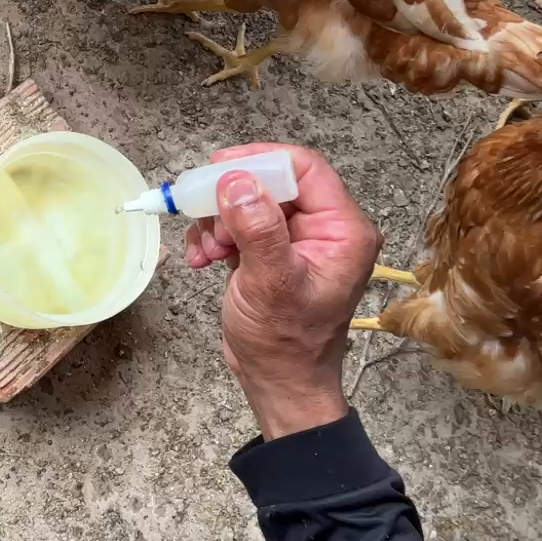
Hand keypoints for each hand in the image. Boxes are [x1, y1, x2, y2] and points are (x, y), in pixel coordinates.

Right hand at [184, 144, 380, 440]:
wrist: (277, 380)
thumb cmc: (284, 340)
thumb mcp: (271, 282)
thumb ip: (258, 229)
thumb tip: (236, 181)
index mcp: (340, 229)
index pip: (304, 169)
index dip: (261, 160)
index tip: (218, 167)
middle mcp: (320, 228)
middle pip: (269, 183)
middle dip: (229, 199)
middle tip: (203, 219)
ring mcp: (291, 240)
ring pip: (245, 203)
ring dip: (215, 222)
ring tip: (205, 251)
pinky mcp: (266, 252)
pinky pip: (234, 225)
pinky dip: (211, 237)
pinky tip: (201, 260)